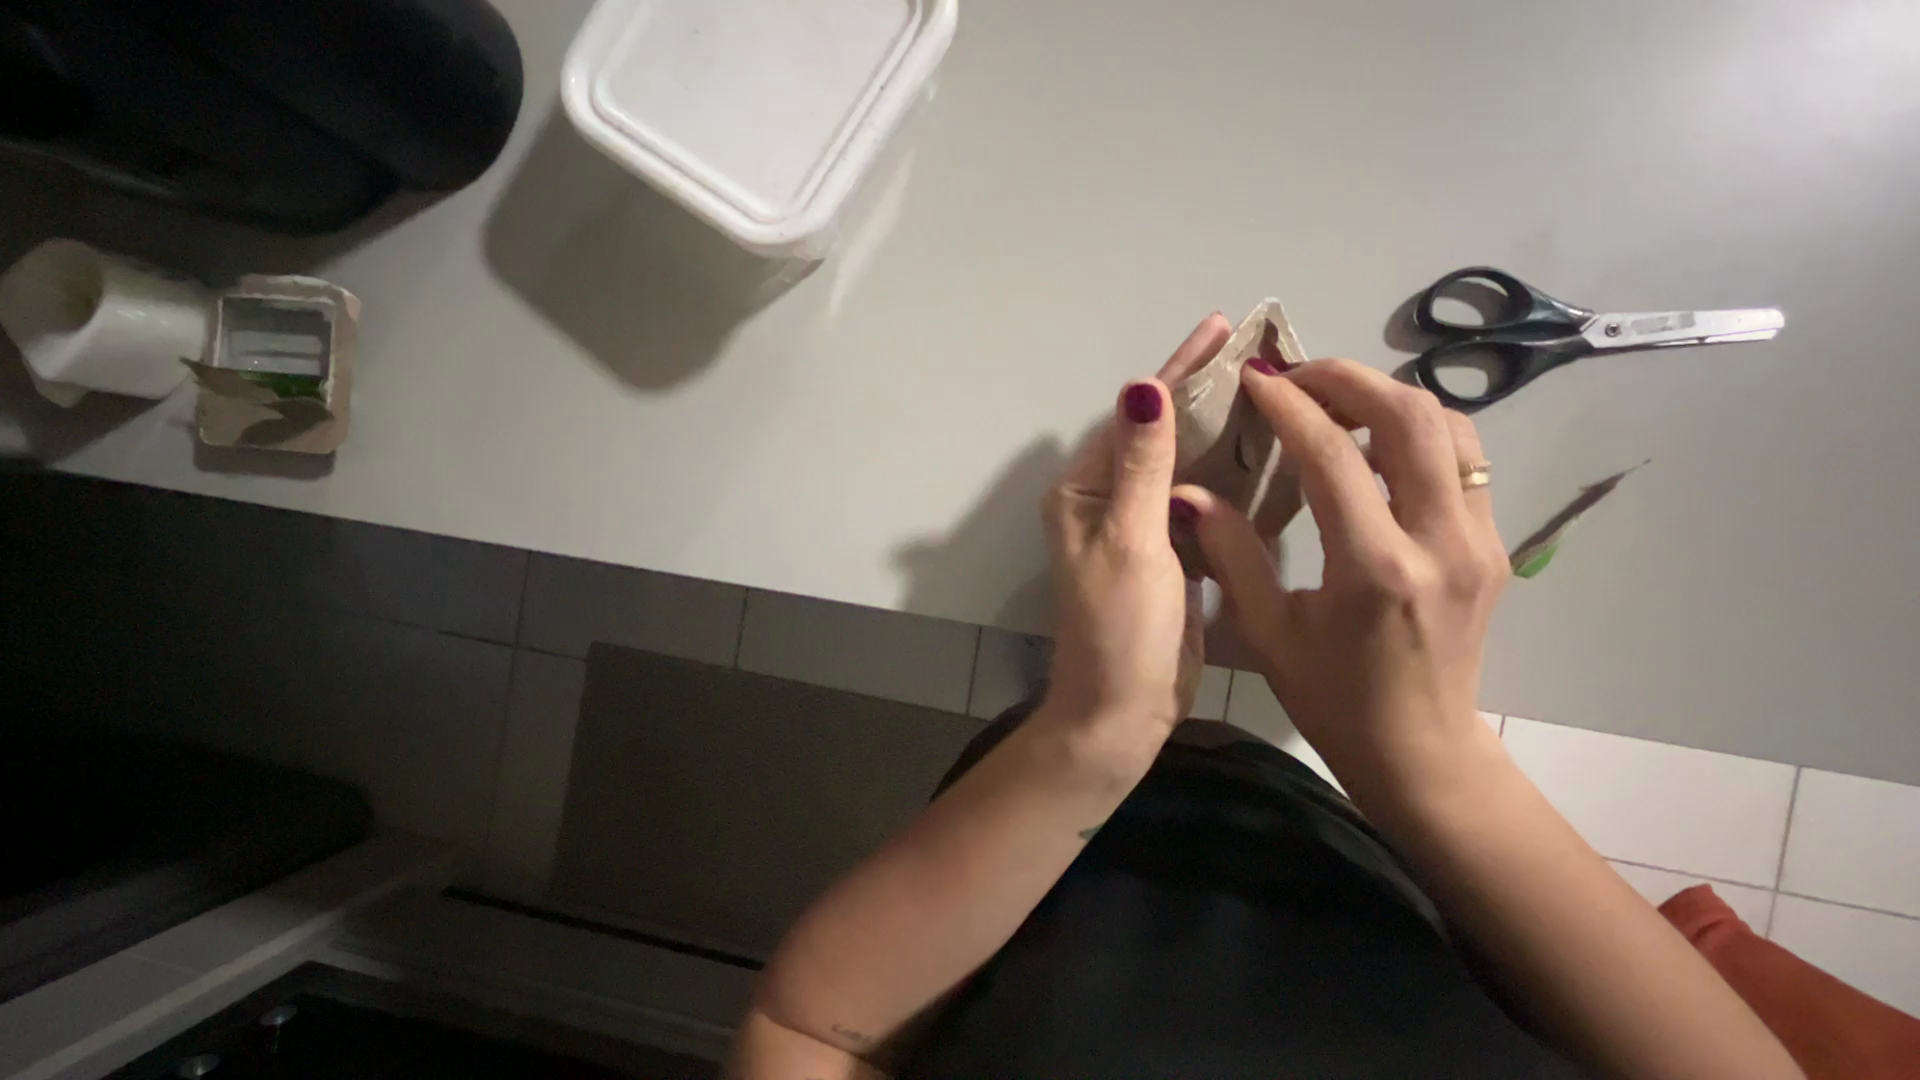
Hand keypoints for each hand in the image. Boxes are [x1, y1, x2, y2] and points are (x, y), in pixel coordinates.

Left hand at [1041, 315, 1232, 730]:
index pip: (1134, 417)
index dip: (1177, 371)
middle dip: (1202, 393)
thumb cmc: (1120, 629)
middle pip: (1158, 434)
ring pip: (1181, 465)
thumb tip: (1143, 385)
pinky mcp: (1166, 554)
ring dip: (1219, 431)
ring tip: (1270, 392)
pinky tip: (1265, 456)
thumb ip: (1141, 466)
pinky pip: (1197, 501)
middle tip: (1258, 350)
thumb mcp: (1131, 541)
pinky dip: (1227, 478)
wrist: (1123, 711)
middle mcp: (1105, 502)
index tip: (1220, 327)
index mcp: (1084, 493)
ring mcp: (1138, 528)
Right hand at [1173, 358, 1508, 769]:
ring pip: (1449, 426)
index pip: (1333, 455)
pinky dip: (1417, 430)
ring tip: (1332, 403)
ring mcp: (1479, 540)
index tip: (1255, 377)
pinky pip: (1463, 458)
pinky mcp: (1494, 544)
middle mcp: (1439, 542)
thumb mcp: (1266, 632)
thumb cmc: (1331, 698)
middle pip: (1409, 416)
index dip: (1289, 405)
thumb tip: (1188, 492)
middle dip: (1347, 378)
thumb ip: (1230, 552)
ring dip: (1388, 398)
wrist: (1420, 750)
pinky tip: (1373, 444)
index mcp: (1375, 569)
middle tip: (1295, 375)